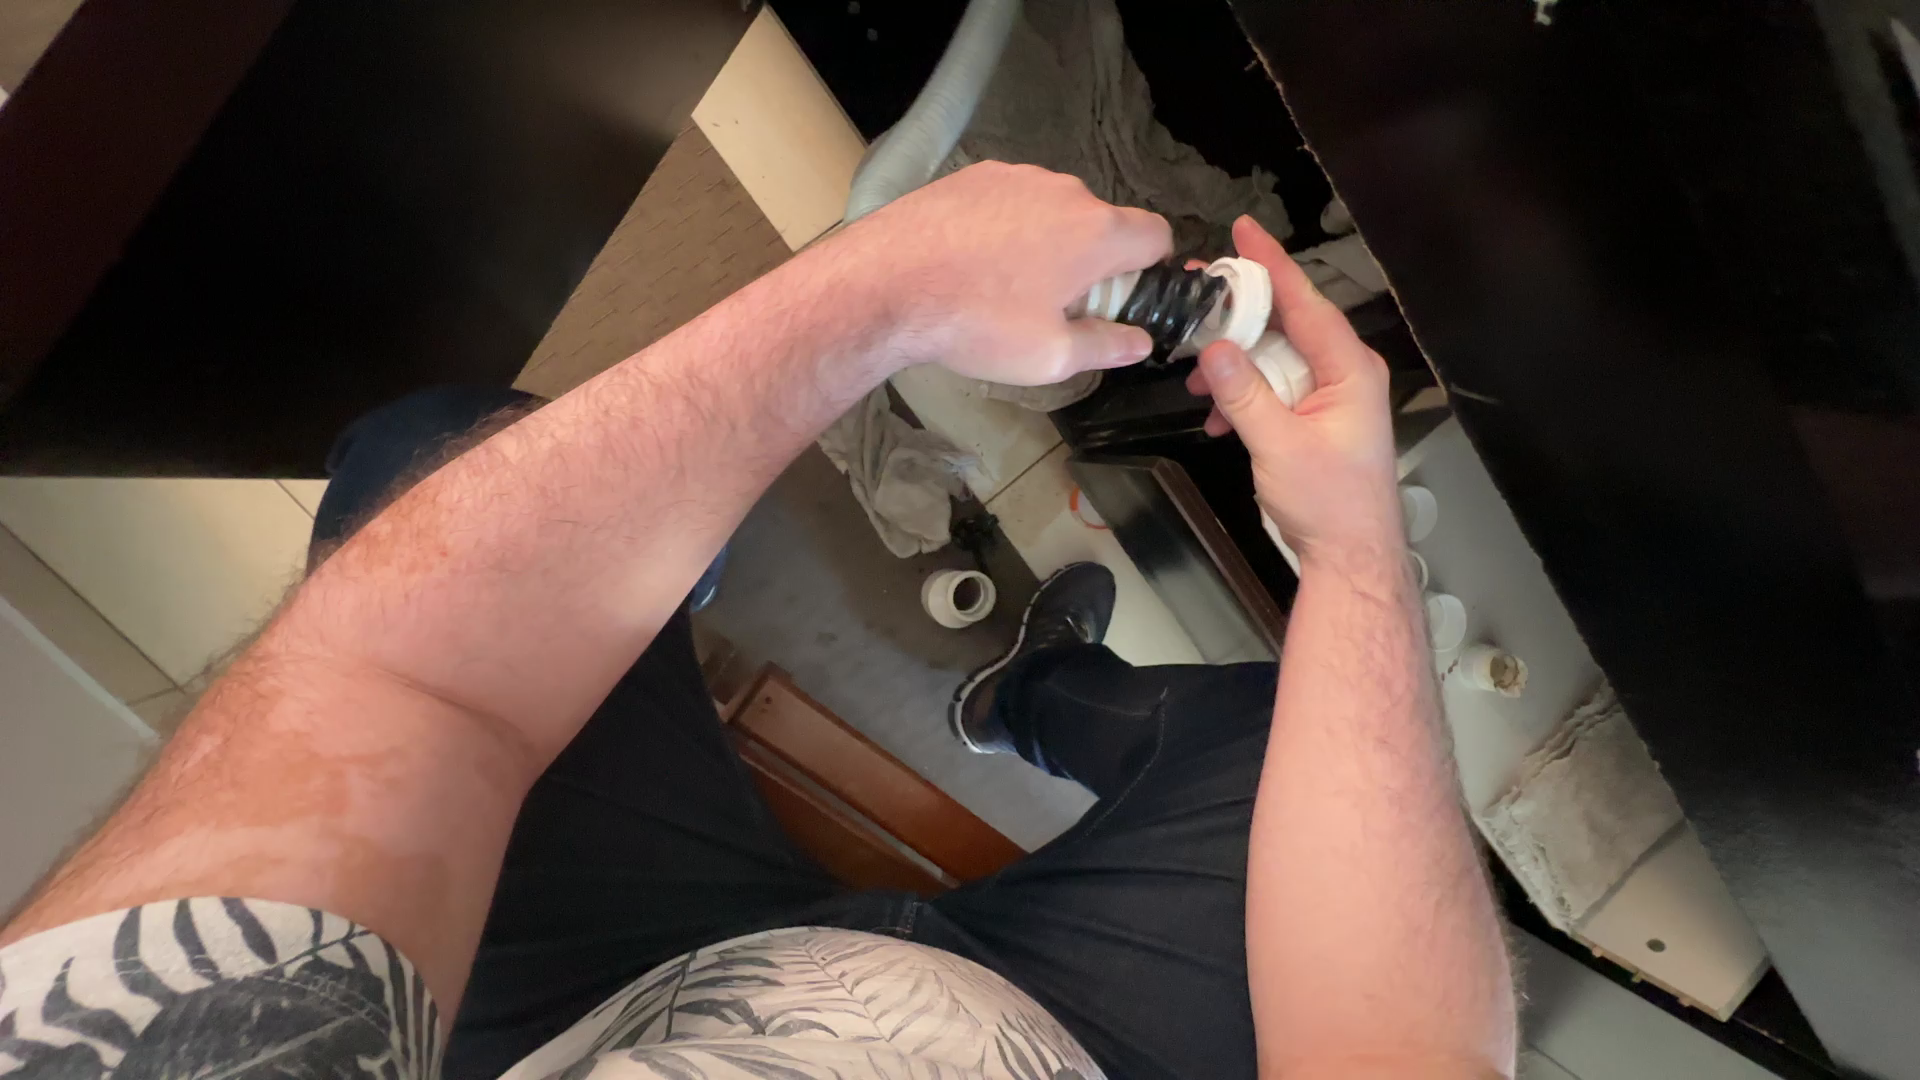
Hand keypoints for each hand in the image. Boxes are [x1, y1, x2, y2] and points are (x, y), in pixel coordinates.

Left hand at [831, 162, 1170, 384]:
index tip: (1119, 301)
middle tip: (1054, 307)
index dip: (1149, 271)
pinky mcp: (972, 176)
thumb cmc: (980, 324)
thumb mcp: (1050, 357)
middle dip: (1091, 263)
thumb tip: (1141, 342)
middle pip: (1101, 224)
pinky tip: (971, 262)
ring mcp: (1015, 175)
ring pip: (1052, 211)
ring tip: (1003, 286)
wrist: (887, 283)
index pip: (1156, 236)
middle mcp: (1064, 190)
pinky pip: (1009, 203)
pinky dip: (1005, 229)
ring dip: (1047, 244)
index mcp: (1096, 231)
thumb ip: (1106, 347)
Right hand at [1185, 216, 1400, 563]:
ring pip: (1273, 360)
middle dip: (1238, 316)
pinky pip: (1272, 391)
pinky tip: (1214, 418)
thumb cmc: (1326, 501)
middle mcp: (1340, 372)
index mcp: (1346, 368)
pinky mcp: (1311, 418)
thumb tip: (1212, 349)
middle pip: (1284, 326)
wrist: (1349, 552)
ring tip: (1193, 376)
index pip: (1304, 302)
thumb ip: (1245, 395)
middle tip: (1196, 297)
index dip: (1271, 264)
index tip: (1242, 230)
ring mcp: (1326, 396)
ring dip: (1233, 366)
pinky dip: (1241, 398)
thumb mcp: (1279, 445)